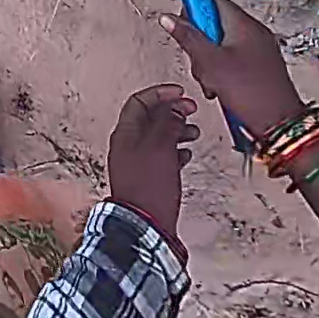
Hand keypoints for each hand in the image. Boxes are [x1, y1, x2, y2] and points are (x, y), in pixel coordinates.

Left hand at [106, 84, 200, 241]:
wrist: (145, 225)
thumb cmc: (149, 187)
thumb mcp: (160, 148)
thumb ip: (167, 124)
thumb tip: (174, 108)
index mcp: (125, 133)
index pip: (139, 102)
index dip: (159, 94)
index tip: (179, 93)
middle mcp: (127, 144)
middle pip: (148, 117)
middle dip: (170, 110)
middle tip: (190, 110)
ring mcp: (136, 160)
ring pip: (156, 136)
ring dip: (175, 130)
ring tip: (194, 132)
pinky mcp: (147, 177)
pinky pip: (161, 155)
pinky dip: (174, 150)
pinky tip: (186, 154)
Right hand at [159, 0, 304, 135]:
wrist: (279, 124)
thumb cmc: (251, 93)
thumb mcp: (209, 62)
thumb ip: (187, 37)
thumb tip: (168, 19)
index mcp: (244, 26)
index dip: (193, 8)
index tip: (182, 19)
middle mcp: (253, 33)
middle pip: (213, 22)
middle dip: (198, 40)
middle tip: (198, 57)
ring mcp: (256, 49)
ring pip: (218, 42)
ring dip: (206, 58)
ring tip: (210, 76)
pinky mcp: (256, 64)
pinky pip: (228, 56)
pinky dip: (218, 67)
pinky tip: (218, 84)